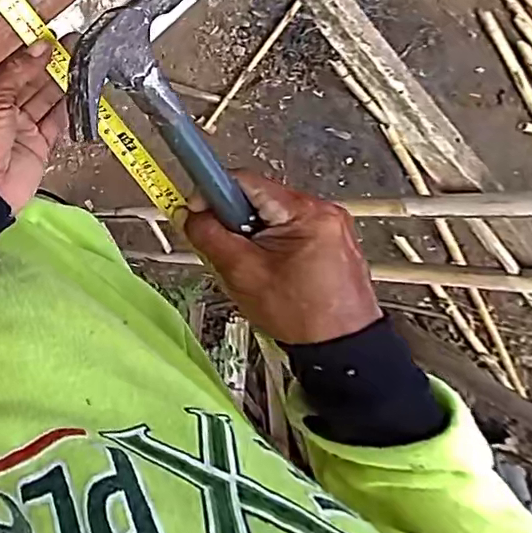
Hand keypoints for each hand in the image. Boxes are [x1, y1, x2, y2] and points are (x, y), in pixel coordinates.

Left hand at [0, 41, 67, 212]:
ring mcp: (19, 127)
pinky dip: (67, 106)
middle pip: (28, 80)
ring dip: (61, 80)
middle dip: (48, 63)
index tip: (45, 38)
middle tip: (69, 45)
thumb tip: (37, 50)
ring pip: (44, 98)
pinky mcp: (37, 143)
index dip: (26, 53)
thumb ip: (17, 73)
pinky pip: (56, 120)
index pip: (6, 68)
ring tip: (78, 61)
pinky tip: (77, 90)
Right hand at [184, 170, 379, 344]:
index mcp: (306, 213)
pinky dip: (265, 243)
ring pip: (267, 215)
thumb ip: (208, 235)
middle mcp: (323, 212)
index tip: (196, 210)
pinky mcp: (328, 241)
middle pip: (255, 198)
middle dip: (231, 220)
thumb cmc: (302, 316)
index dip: (212, 194)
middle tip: (223, 248)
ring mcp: (329, 227)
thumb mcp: (241, 271)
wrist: (343, 351)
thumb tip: (188, 215)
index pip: (244, 181)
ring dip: (247, 234)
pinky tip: (265, 268)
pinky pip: (284, 229)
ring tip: (248, 264)